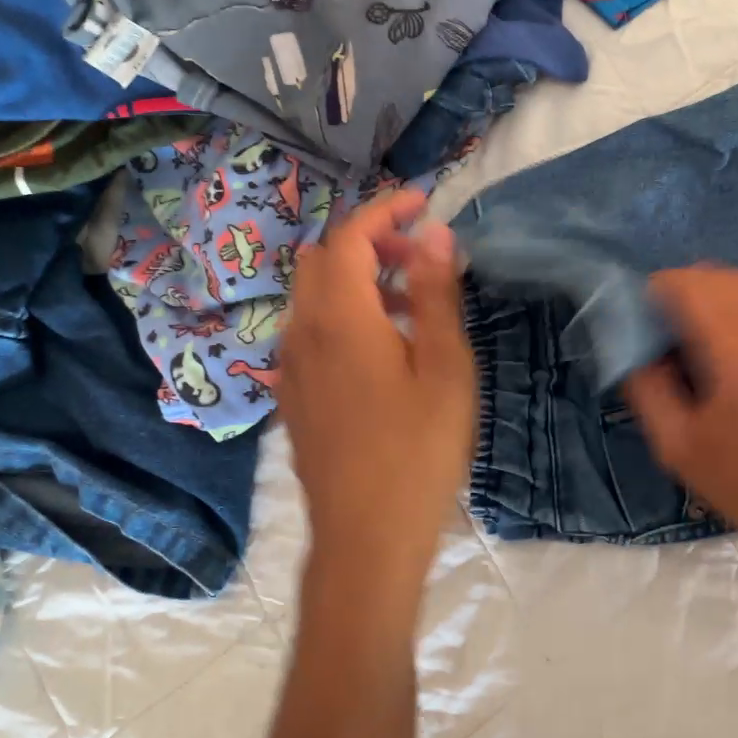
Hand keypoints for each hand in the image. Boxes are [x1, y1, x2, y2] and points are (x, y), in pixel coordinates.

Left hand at [277, 189, 475, 579]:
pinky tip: (381, 349)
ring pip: (313, 297)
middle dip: (371, 242)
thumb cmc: (419, 449)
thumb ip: (435, 295)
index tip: (425, 200)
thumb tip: (435, 232)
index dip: (386, 210)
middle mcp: (303, 334)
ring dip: (357, 279)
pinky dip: (343, 315)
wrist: (367, 537)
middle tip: (423, 257)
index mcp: (341, 319)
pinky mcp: (294, 399)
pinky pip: (310, 333)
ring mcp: (292, 369)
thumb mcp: (445, 367)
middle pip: (324, 261)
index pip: (352, 238)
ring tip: (412, 302)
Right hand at [623, 266, 737, 558]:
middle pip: (729, 277)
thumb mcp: (678, 447)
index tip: (653, 315)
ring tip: (724, 333)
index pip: (695, 287)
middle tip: (683, 327)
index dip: (665, 290)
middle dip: (697, 292)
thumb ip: (648, 386)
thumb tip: (640, 342)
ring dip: (734, 296)